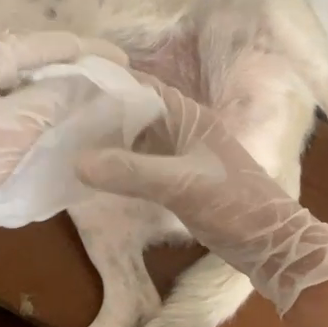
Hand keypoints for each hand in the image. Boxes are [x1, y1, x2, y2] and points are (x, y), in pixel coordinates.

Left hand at [0, 32, 126, 283]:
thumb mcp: (17, 127)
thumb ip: (55, 96)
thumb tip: (88, 80)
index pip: (39, 44)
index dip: (84, 50)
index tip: (122, 59)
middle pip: (27, 56)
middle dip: (69, 63)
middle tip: (110, 74)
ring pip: (17, 77)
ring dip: (52, 82)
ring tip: (91, 89)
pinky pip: (5, 95)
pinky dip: (32, 99)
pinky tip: (56, 107)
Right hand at [75, 73, 327, 312]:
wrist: (271, 244)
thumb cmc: (233, 205)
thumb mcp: (179, 185)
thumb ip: (129, 171)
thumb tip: (76, 161)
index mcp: (188, 115)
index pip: (139, 85)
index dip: (105, 82)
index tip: (66, 87)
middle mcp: (181, 127)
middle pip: (132, 109)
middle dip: (98, 111)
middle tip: (55, 117)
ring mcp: (179, 153)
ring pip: (133, 136)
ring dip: (105, 138)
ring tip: (64, 140)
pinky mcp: (175, 177)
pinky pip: (137, 161)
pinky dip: (115, 162)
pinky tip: (91, 172)